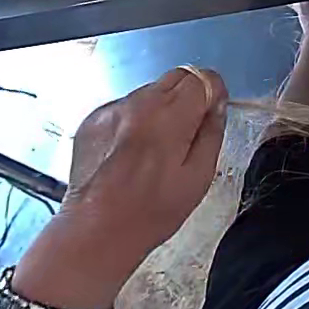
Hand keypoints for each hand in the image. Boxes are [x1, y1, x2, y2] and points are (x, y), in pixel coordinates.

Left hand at [16, 68, 226, 308]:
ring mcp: (111, 108)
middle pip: (178, 76)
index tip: (211, 115)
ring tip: (155, 147)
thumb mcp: (200, 176)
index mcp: (170, 114)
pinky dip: (135, 120)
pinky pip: (126, 106)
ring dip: (161, 107)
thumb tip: (216, 105)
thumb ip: (212, 132)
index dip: (213, 93)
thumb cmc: (153, 211)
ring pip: (151, 90)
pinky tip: (130, 153)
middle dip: (189, 95)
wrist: (94, 232)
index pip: (203, 77)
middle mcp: (139, 102)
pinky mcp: (91, 119)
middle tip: (187, 131)